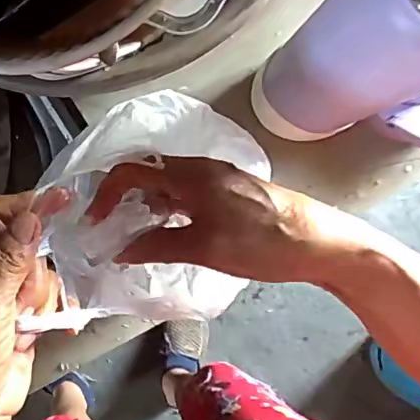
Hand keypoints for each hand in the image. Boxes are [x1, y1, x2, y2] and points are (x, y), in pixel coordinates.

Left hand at [0, 190, 70, 419]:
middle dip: (32, 272)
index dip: (26, 205)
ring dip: (41, 298)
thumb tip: (30, 218)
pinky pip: (48, 296)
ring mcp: (2, 293)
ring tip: (25, 326)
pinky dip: (54, 311)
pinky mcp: (21, 313)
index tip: (61, 200)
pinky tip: (47, 329)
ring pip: (40, 271)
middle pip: (25, 243)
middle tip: (21, 304)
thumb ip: (11, 262)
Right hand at [87, 157, 382, 286]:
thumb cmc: (263, 243)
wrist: (324, 244)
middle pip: (144, 170)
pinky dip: (163, 205)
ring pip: (163, 180)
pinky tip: (165, 228)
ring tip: (131, 231)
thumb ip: (157, 246)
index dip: (106, 193)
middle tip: (107, 225)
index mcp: (190, 175)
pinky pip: (181, 189)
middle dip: (119, 195)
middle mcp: (199, 168)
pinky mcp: (227, 189)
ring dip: (141, 202)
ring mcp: (215, 177)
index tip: (95, 221)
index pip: (131, 170)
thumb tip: (119, 251)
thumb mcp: (205, 249)